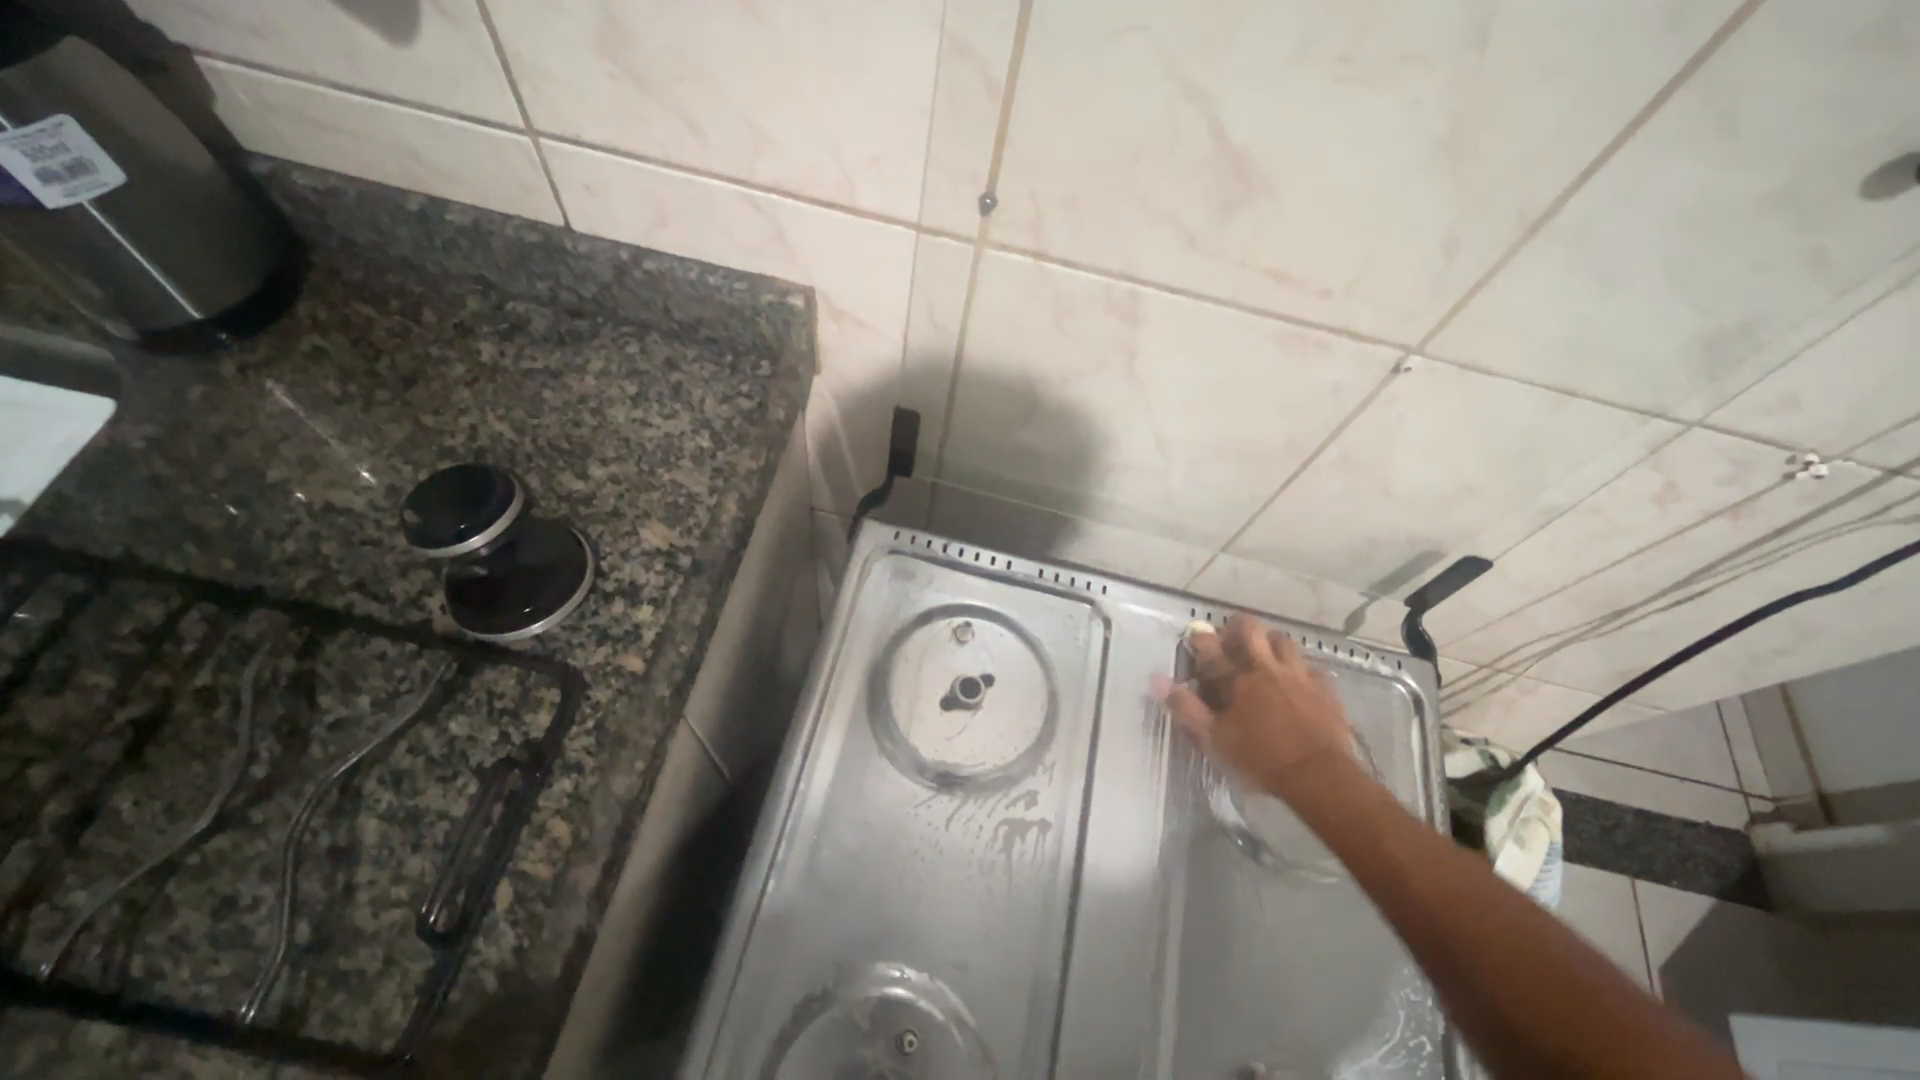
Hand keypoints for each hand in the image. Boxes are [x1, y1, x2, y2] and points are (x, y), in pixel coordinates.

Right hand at [1158, 614, 1356, 798]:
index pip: (1212, 648)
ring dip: (1270, 641)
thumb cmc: (1259, 759)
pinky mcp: (1325, 689)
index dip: (1200, 639)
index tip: (1194, 636)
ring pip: (1283, 641)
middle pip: (1251, 630)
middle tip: (1231, 635)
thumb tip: (1158, 680)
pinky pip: (1311, 667)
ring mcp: (1299, 675)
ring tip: (1264, 651)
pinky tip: (1298, 679)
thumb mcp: (1214, 739)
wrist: (1318, 775)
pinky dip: (1300, 668)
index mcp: (1238, 679)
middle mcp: (1267, 668)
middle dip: (1237, 626)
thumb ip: (1186, 708)